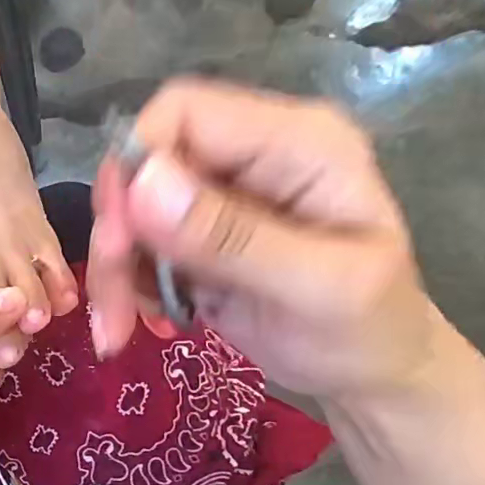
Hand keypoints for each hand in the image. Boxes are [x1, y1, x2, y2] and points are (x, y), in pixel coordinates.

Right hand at [87, 78, 441, 401]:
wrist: (371, 372)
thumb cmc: (366, 331)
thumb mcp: (315, 288)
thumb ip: (233, 236)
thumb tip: (144, 182)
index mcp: (295, 142)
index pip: (182, 113)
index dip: (135, 167)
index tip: (121, 244)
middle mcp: (249, 157)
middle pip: (143, 167)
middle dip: (118, 238)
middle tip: (113, 309)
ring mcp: (219, 198)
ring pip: (130, 213)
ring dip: (114, 272)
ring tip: (119, 331)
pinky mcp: (196, 237)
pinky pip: (137, 247)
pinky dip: (127, 287)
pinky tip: (144, 323)